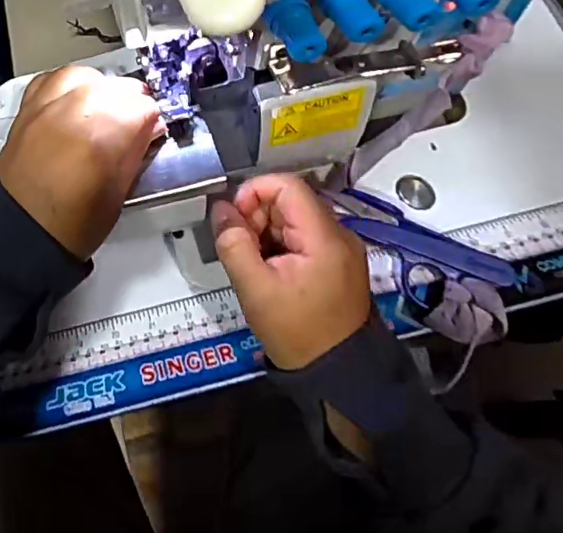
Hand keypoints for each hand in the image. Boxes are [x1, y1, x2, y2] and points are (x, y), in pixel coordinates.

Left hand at [0, 66, 162, 259]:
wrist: (18, 231)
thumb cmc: (70, 224)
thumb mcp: (120, 191)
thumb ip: (137, 149)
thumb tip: (148, 127)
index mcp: (105, 130)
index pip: (145, 106)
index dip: (152, 122)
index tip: (150, 133)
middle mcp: (76, 107)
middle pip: (119, 86)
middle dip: (130, 105)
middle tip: (130, 129)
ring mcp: (49, 103)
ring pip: (88, 76)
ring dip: (100, 91)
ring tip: (103, 114)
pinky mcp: (28, 106)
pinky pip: (54, 79)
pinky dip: (68, 88)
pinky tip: (74, 105)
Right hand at [211, 175, 370, 369]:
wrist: (340, 376)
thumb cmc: (297, 333)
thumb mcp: (255, 290)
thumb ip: (234, 244)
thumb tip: (222, 209)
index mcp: (324, 237)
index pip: (287, 185)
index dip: (254, 192)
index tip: (235, 218)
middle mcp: (338, 234)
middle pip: (290, 200)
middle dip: (257, 214)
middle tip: (241, 245)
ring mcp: (341, 249)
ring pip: (294, 217)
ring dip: (266, 230)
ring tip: (254, 262)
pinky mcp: (338, 263)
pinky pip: (303, 236)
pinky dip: (280, 244)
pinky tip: (270, 270)